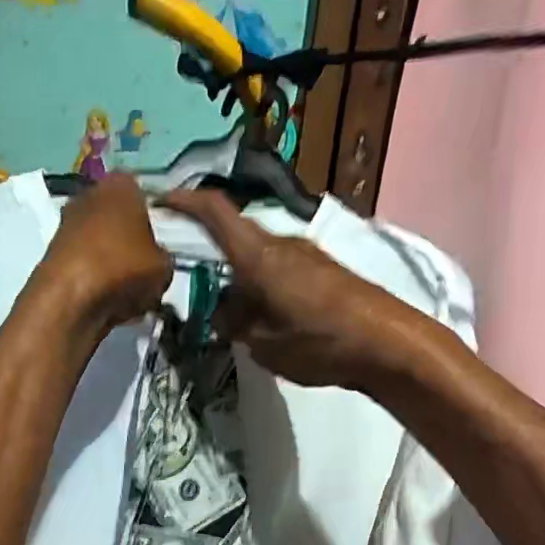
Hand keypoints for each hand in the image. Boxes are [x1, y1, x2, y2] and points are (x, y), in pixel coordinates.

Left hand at [36, 174, 171, 334]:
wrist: (70, 297)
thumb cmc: (124, 267)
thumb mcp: (164, 266)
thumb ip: (164, 257)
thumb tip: (155, 262)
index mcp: (121, 184)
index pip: (145, 197)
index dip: (155, 224)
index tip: (161, 248)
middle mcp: (90, 194)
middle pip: (120, 221)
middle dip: (131, 245)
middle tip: (145, 273)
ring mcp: (67, 223)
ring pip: (102, 245)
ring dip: (113, 266)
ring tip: (127, 295)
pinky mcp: (53, 252)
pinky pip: (86, 266)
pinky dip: (95, 280)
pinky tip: (106, 302)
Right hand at [158, 189, 432, 391]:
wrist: (386, 343)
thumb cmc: (319, 342)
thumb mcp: (264, 344)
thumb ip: (236, 324)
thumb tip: (223, 314)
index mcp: (259, 256)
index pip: (214, 211)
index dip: (184, 201)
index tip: (158, 202)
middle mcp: (280, 244)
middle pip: (234, 237)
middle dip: (207, 253)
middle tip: (187, 280)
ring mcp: (304, 254)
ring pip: (256, 257)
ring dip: (236, 276)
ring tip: (225, 311)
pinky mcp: (321, 270)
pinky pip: (277, 269)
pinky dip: (259, 283)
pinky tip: (259, 315)